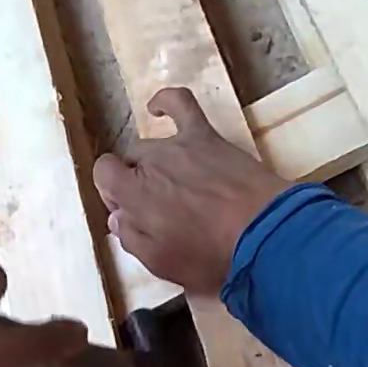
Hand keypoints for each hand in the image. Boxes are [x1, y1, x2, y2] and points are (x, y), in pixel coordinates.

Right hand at [91, 87, 289, 294]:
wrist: (263, 232)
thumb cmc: (211, 256)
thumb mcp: (163, 264)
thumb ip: (133, 240)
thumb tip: (117, 218)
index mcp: (134, 193)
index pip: (104, 175)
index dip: (112, 192)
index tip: (130, 212)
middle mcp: (150, 161)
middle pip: (131, 162)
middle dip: (137, 183)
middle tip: (163, 211)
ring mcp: (178, 145)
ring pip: (152, 145)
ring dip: (156, 163)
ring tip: (177, 187)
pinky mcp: (206, 136)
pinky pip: (180, 103)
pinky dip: (166, 102)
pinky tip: (157, 107)